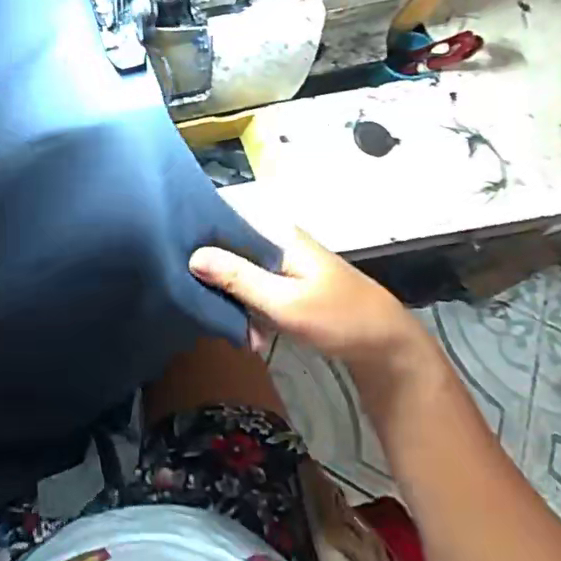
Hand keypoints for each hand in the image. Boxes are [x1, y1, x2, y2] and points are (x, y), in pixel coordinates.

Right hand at [189, 227, 437, 389]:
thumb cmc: (338, 318)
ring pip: (238, 270)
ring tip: (240, 332)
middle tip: (207, 306)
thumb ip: (238, 278)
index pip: (227, 213)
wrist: (387, 347)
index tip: (174, 247)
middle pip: (228, 245)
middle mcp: (276, 239)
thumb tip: (192, 255)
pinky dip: (249, 309)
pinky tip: (251, 335)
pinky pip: (253, 287)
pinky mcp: (286, 283)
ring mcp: (282, 261)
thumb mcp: (283, 302)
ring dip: (233, 300)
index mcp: (277, 232)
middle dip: (215, 276)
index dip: (198, 225)